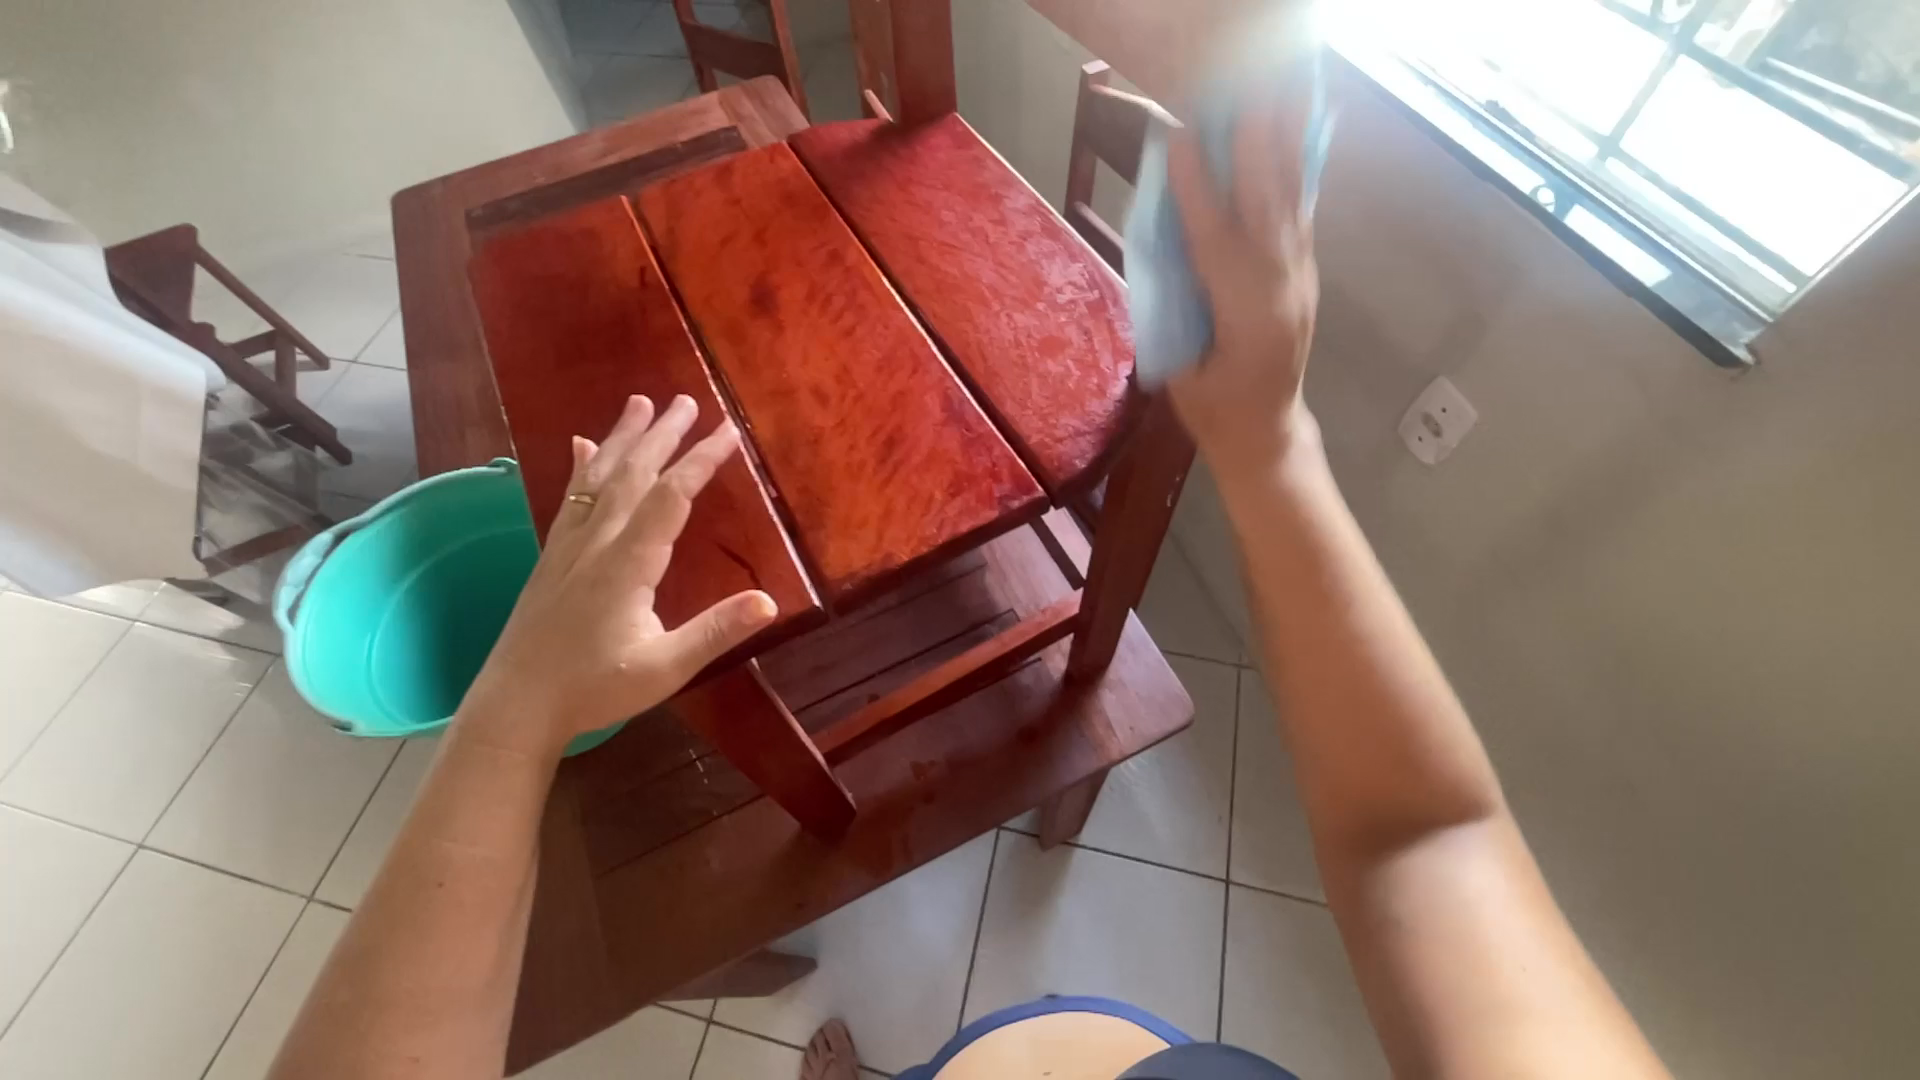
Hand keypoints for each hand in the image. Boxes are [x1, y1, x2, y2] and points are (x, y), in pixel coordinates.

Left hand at [456, 394, 777, 756]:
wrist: (515, 705)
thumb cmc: (594, 689)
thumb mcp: (664, 668)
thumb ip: (716, 632)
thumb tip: (770, 602)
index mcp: (628, 564)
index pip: (670, 498)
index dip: (701, 462)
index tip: (729, 432)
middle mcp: (597, 543)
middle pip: (633, 475)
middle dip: (664, 436)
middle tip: (688, 400)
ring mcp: (570, 547)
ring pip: (599, 479)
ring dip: (623, 438)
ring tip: (640, 403)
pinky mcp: (554, 557)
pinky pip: (571, 499)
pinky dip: (580, 468)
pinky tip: (580, 446)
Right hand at [1165, 100, 1322, 480]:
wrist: (1265, 432)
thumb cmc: (1213, 412)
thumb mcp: (1182, 372)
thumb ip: (1177, 313)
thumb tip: (1166, 255)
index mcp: (1246, 318)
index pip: (1216, 243)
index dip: (1195, 190)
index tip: (1178, 140)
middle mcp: (1282, 288)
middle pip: (1265, 204)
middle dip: (1252, 143)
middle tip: (1237, 89)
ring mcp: (1301, 278)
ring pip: (1290, 202)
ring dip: (1281, 142)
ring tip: (1275, 90)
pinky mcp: (1304, 275)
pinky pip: (1298, 214)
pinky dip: (1295, 170)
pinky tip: (1294, 134)